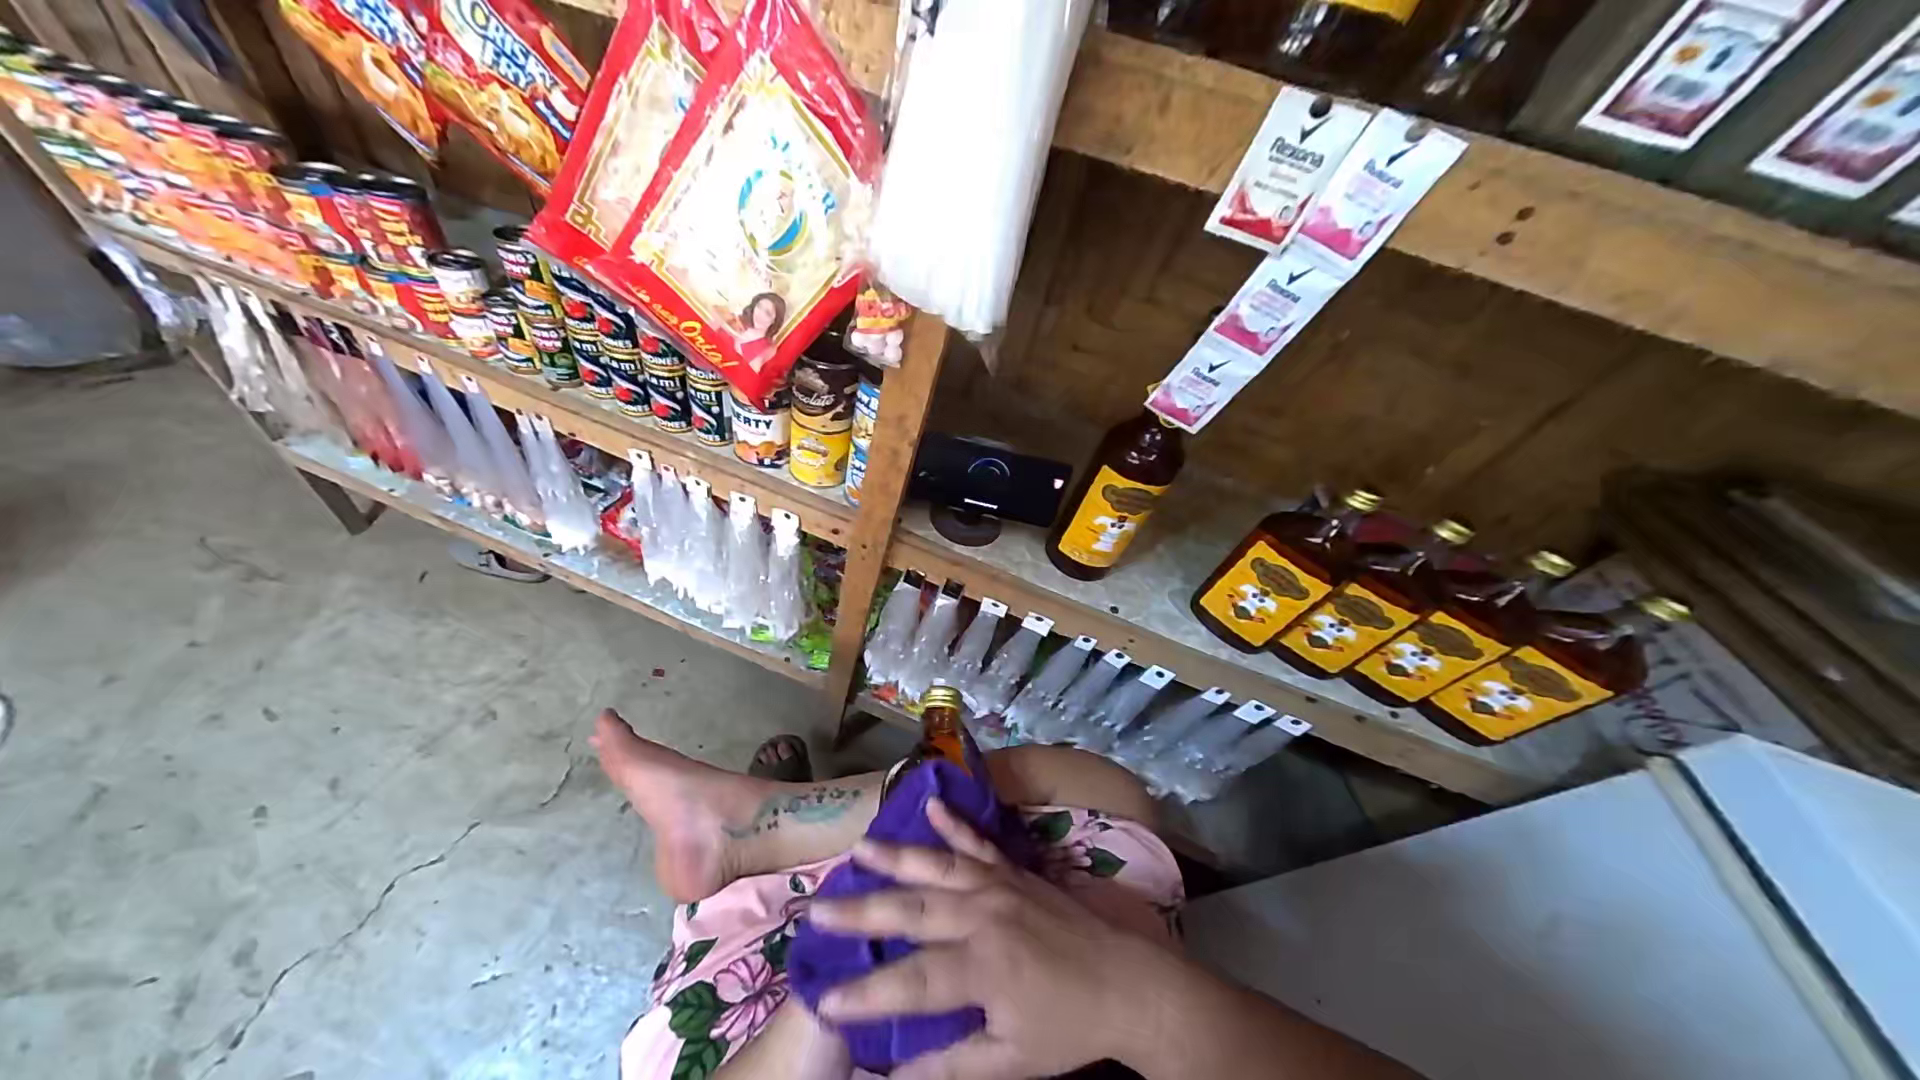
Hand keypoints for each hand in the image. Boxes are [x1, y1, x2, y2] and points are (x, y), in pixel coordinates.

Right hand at [807, 799, 1172, 1079]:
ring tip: (860, 847)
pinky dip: (954, 822)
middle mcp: (983, 916)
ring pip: (938, 866)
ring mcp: (999, 886)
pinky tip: (931, 804)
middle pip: (911, 912)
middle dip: (861, 911)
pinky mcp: (1015, 872)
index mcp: (982, 967)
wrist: (1128, 983)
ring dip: (897, 857)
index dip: (865, 994)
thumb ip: (949, 1066)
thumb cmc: (1068, 1028)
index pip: (909, 983)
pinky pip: (979, 842)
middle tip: (817, 908)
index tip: (823, 998)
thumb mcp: (1010, 1062)